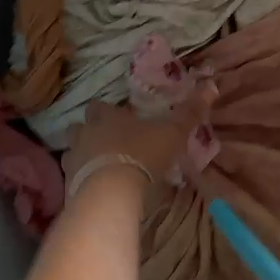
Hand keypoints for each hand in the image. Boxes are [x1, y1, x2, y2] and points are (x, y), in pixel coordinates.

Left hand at [62, 83, 216, 198]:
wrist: (111, 194)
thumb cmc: (142, 155)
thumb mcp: (172, 133)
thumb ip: (189, 112)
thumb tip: (211, 85)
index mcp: (107, 117)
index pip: (98, 106)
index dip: (105, 112)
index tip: (116, 119)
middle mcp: (85, 134)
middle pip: (77, 128)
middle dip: (87, 132)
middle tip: (104, 143)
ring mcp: (73, 160)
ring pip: (70, 152)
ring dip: (80, 157)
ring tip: (97, 168)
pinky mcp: (68, 187)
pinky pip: (71, 180)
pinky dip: (79, 183)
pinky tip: (92, 192)